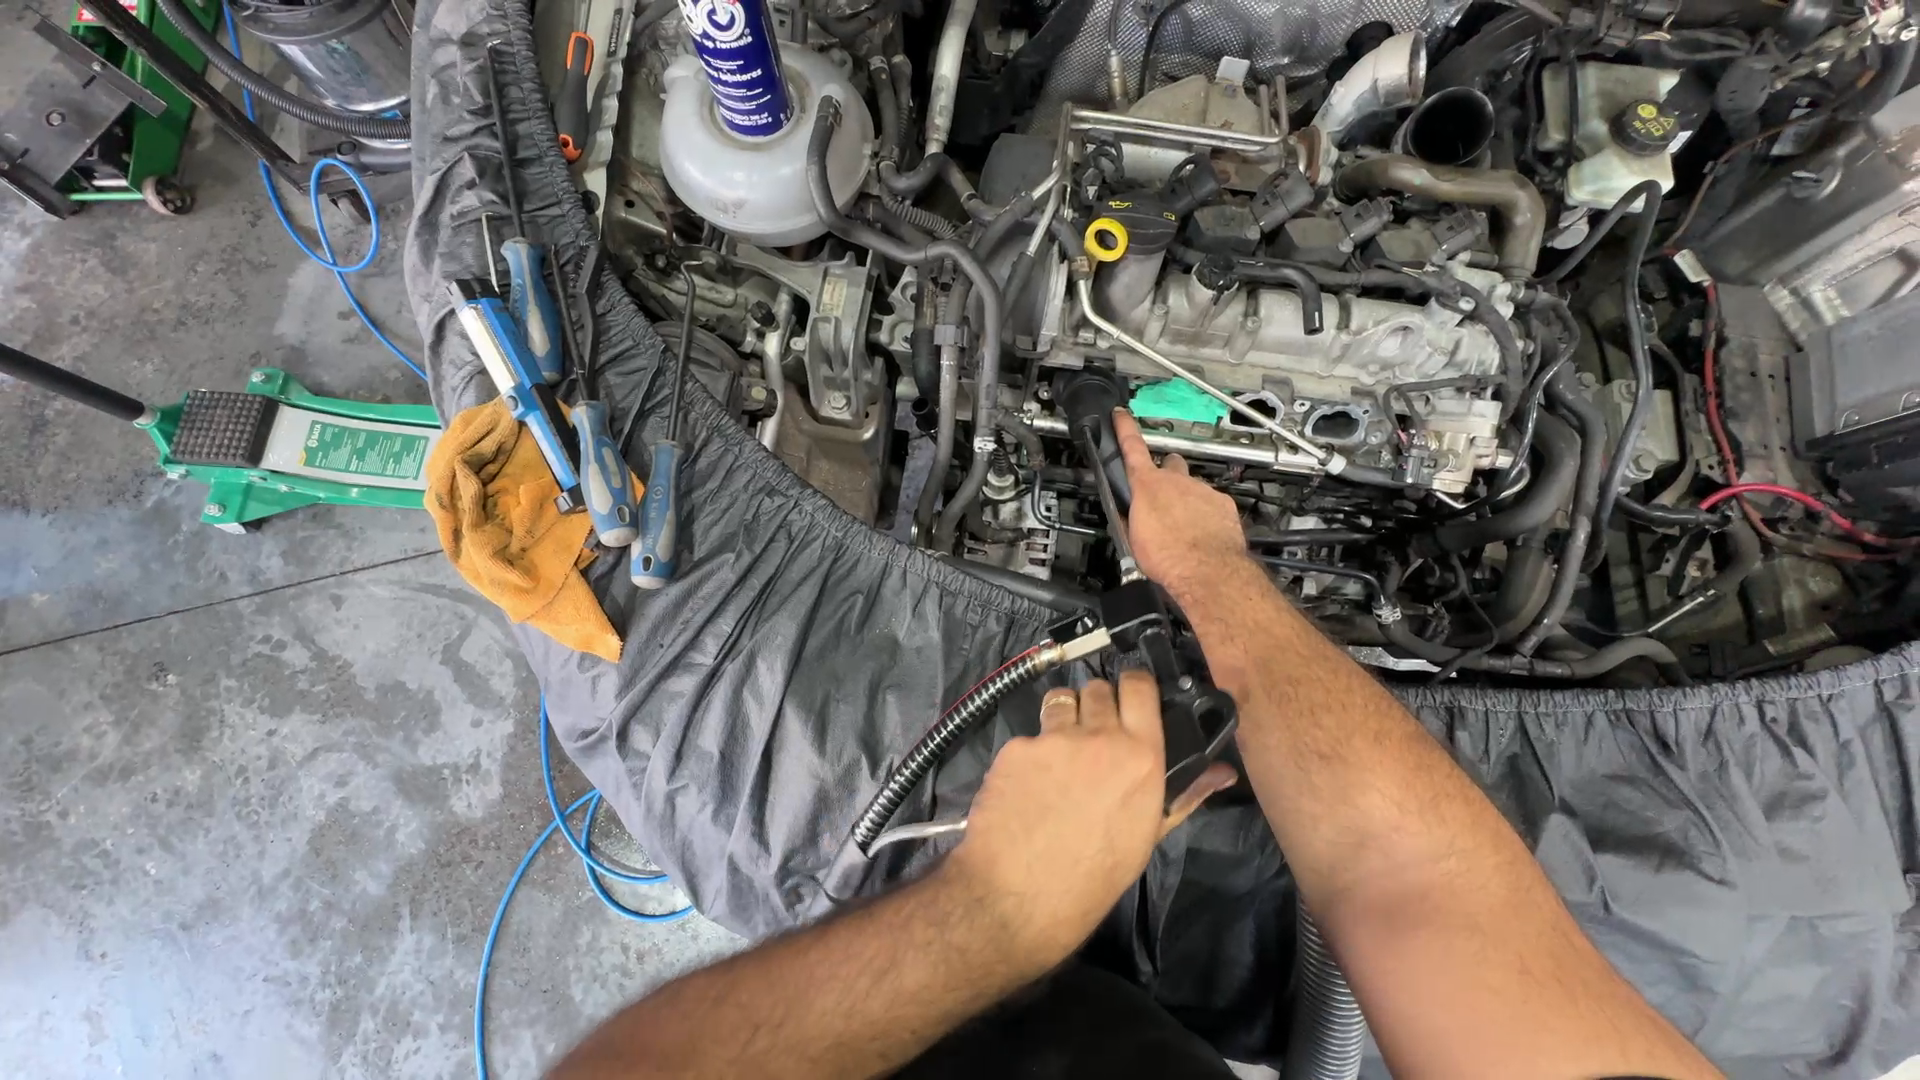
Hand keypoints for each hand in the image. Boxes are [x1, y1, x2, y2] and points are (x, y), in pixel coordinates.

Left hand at [940, 672, 1236, 964]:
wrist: (1017, 896)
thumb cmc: (1094, 876)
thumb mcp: (1147, 836)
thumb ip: (1184, 793)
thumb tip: (1225, 772)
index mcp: (1141, 756)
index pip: (1140, 687)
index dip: (1134, 685)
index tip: (1131, 695)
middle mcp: (1099, 737)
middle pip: (1098, 689)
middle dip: (1097, 705)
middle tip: (1094, 734)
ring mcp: (1053, 739)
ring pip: (1061, 700)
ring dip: (1064, 716)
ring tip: (1061, 750)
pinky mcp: (1016, 748)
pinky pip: (1029, 735)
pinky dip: (1031, 751)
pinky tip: (1028, 783)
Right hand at [1112, 409, 1249, 601]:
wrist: (1207, 571)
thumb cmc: (1167, 557)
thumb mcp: (1133, 538)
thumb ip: (1130, 517)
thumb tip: (1126, 514)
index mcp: (1148, 486)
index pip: (1132, 447)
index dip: (1125, 428)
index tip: (1121, 414)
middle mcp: (1177, 480)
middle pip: (1170, 465)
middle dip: (1166, 475)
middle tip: (1162, 498)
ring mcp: (1202, 489)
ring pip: (1192, 487)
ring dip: (1186, 501)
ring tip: (1184, 528)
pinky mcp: (1222, 503)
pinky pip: (1211, 502)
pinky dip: (1206, 514)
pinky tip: (1202, 533)